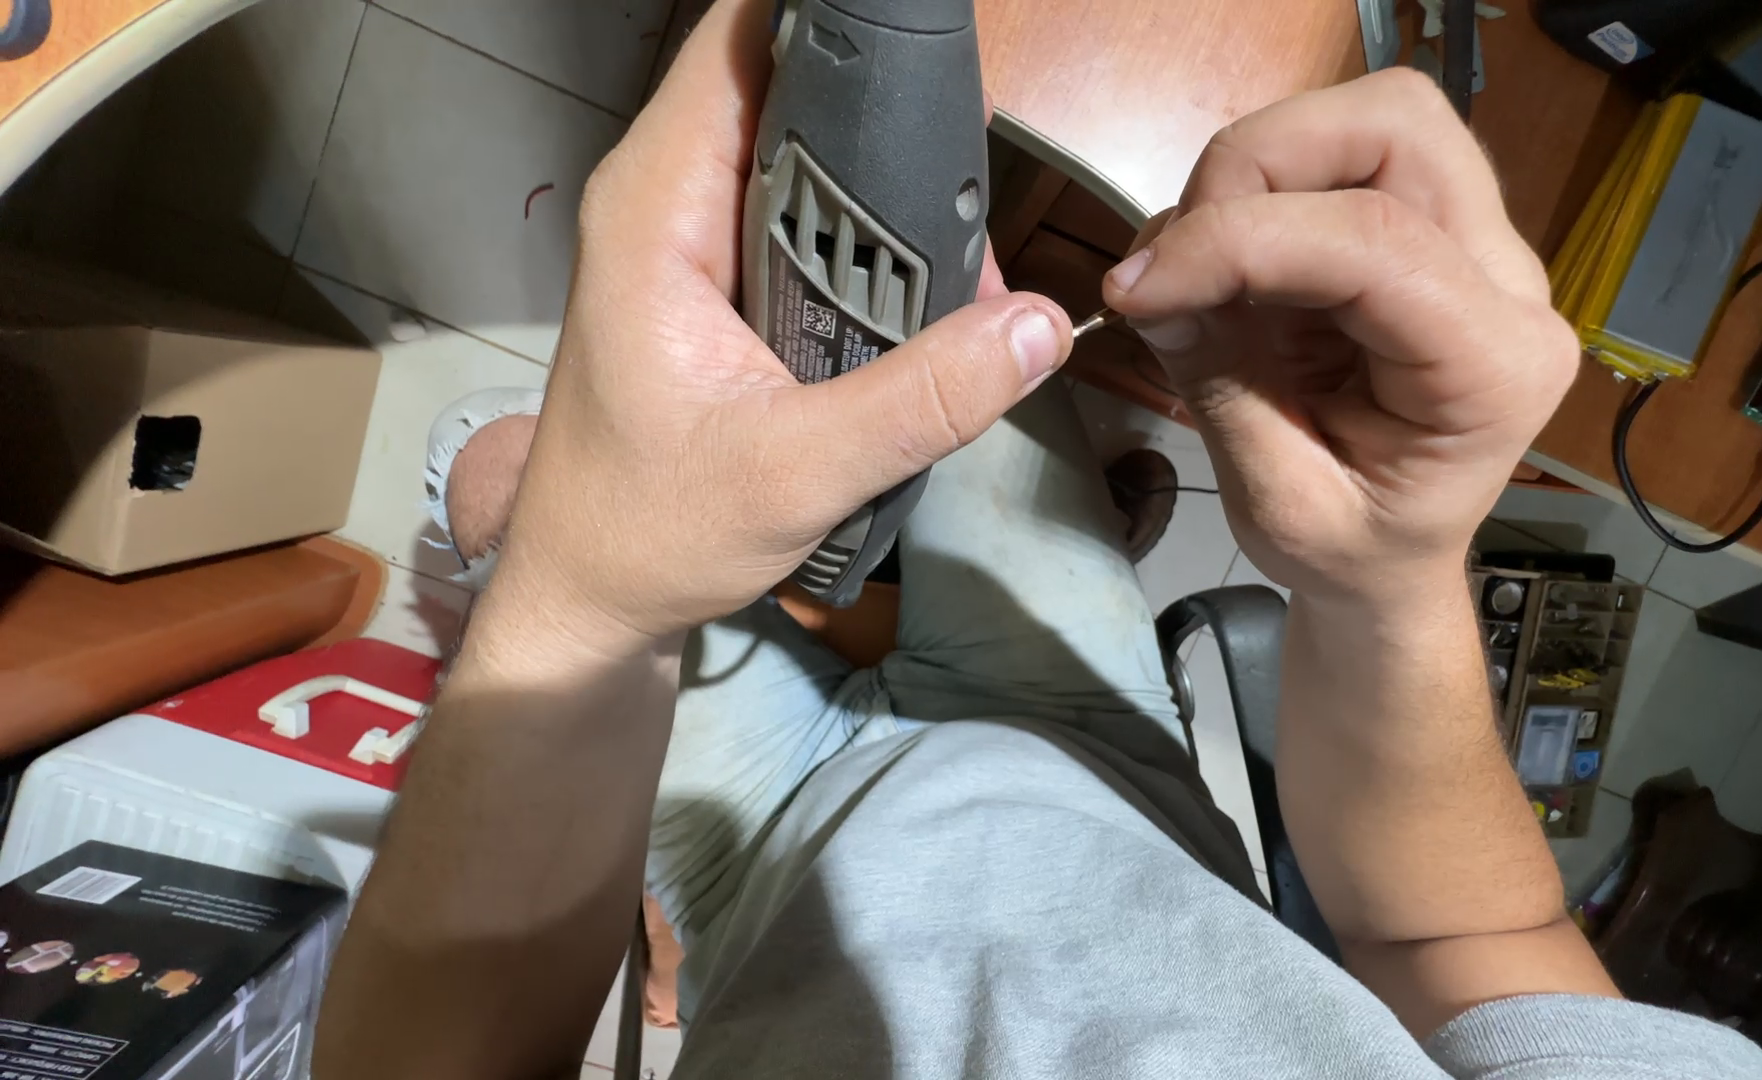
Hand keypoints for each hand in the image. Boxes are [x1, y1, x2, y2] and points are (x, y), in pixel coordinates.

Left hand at [479, 0, 1070, 653]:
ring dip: (895, 229)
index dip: (848, 44)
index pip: (751, 43)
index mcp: (662, 210)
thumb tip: (1033, 329)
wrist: (598, 594)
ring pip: (817, 186)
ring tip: (959, 298)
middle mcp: (675, 208)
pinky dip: (874, 278)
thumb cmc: (658, 533)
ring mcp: (701, 258)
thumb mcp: (796, 473)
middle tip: (971, 235)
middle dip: (897, 157)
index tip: (941, 92)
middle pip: (801, 110)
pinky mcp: (726, 305)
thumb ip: (916, 402)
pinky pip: (814, 252)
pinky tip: (916, 332)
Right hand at [1103, 69, 1576, 605]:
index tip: (1132, 291)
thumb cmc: (1349, 554)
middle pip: (1392, 127)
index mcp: (1489, 369)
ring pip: (1367, 125)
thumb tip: (1148, 292)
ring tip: (1188, 267)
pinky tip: (1210, 270)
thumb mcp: (1275, 504)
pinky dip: (1249, 199)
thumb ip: (1219, 390)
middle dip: (1255, 167)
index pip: (1372, 243)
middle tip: (1174, 254)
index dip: (1233, 244)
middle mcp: (1502, 282)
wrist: (1391, 564)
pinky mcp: (1414, 241)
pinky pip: (1333, 168)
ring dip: (1251, 176)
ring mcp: (1466, 249)